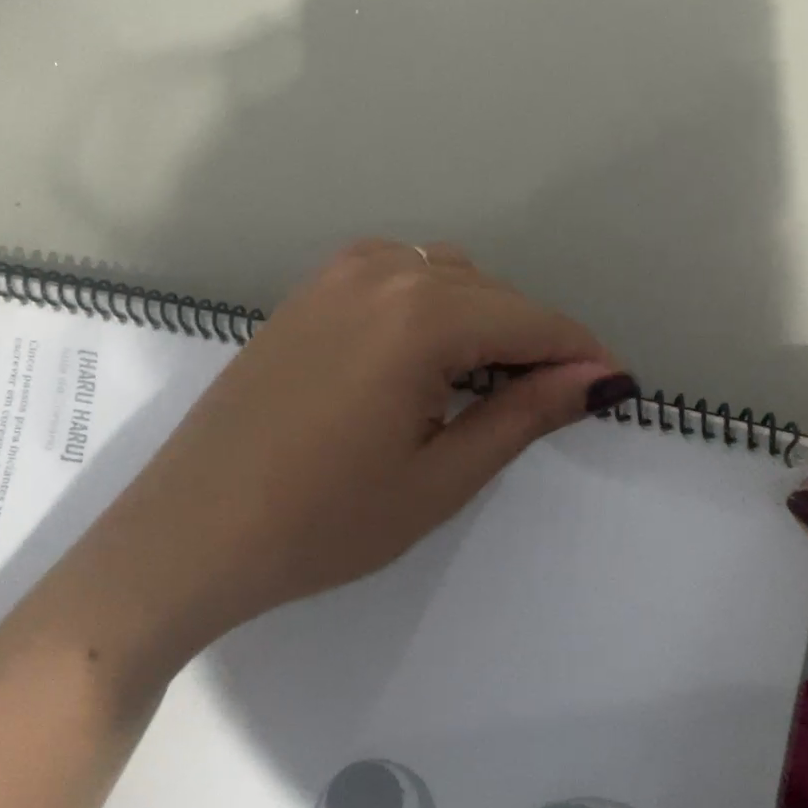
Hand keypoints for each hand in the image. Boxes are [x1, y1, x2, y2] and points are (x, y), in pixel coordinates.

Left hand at [76, 240, 637, 665]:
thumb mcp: (440, 478)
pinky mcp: (307, 294)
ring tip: (487, 389)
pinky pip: (398, 279)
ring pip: (447, 277)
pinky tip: (427, 365)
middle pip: (493, 293)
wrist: (188, 535)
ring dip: (485, 321)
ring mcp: (336, 277)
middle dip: (536, 341)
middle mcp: (382, 272)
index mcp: (421, 316)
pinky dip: (434, 310)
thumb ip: (524, 414)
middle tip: (552, 405)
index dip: (583, 355)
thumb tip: (600, 380)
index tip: (618, 389)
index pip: (533, 320)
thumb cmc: (322, 522)